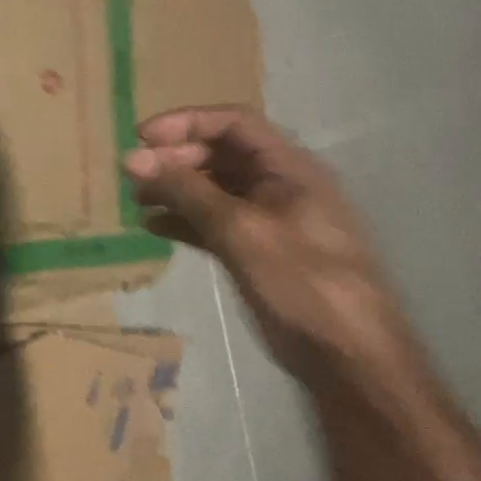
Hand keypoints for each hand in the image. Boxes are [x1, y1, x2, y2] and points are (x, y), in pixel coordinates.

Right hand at [123, 107, 422, 396]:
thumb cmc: (303, 283)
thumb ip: (186, 190)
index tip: (141, 138)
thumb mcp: (241, 230)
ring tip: (136, 200)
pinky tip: (152, 227)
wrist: (349, 357)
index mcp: (291, 170)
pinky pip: (211, 221)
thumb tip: (132, 158)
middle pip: (219, 153)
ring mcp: (268, 220)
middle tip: (134, 175)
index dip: (186, 122)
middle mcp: (280, 187)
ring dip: (173, 188)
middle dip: (174, 158)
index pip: (234, 123)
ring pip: (212, 188)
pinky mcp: (255, 251)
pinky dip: (181, 219)